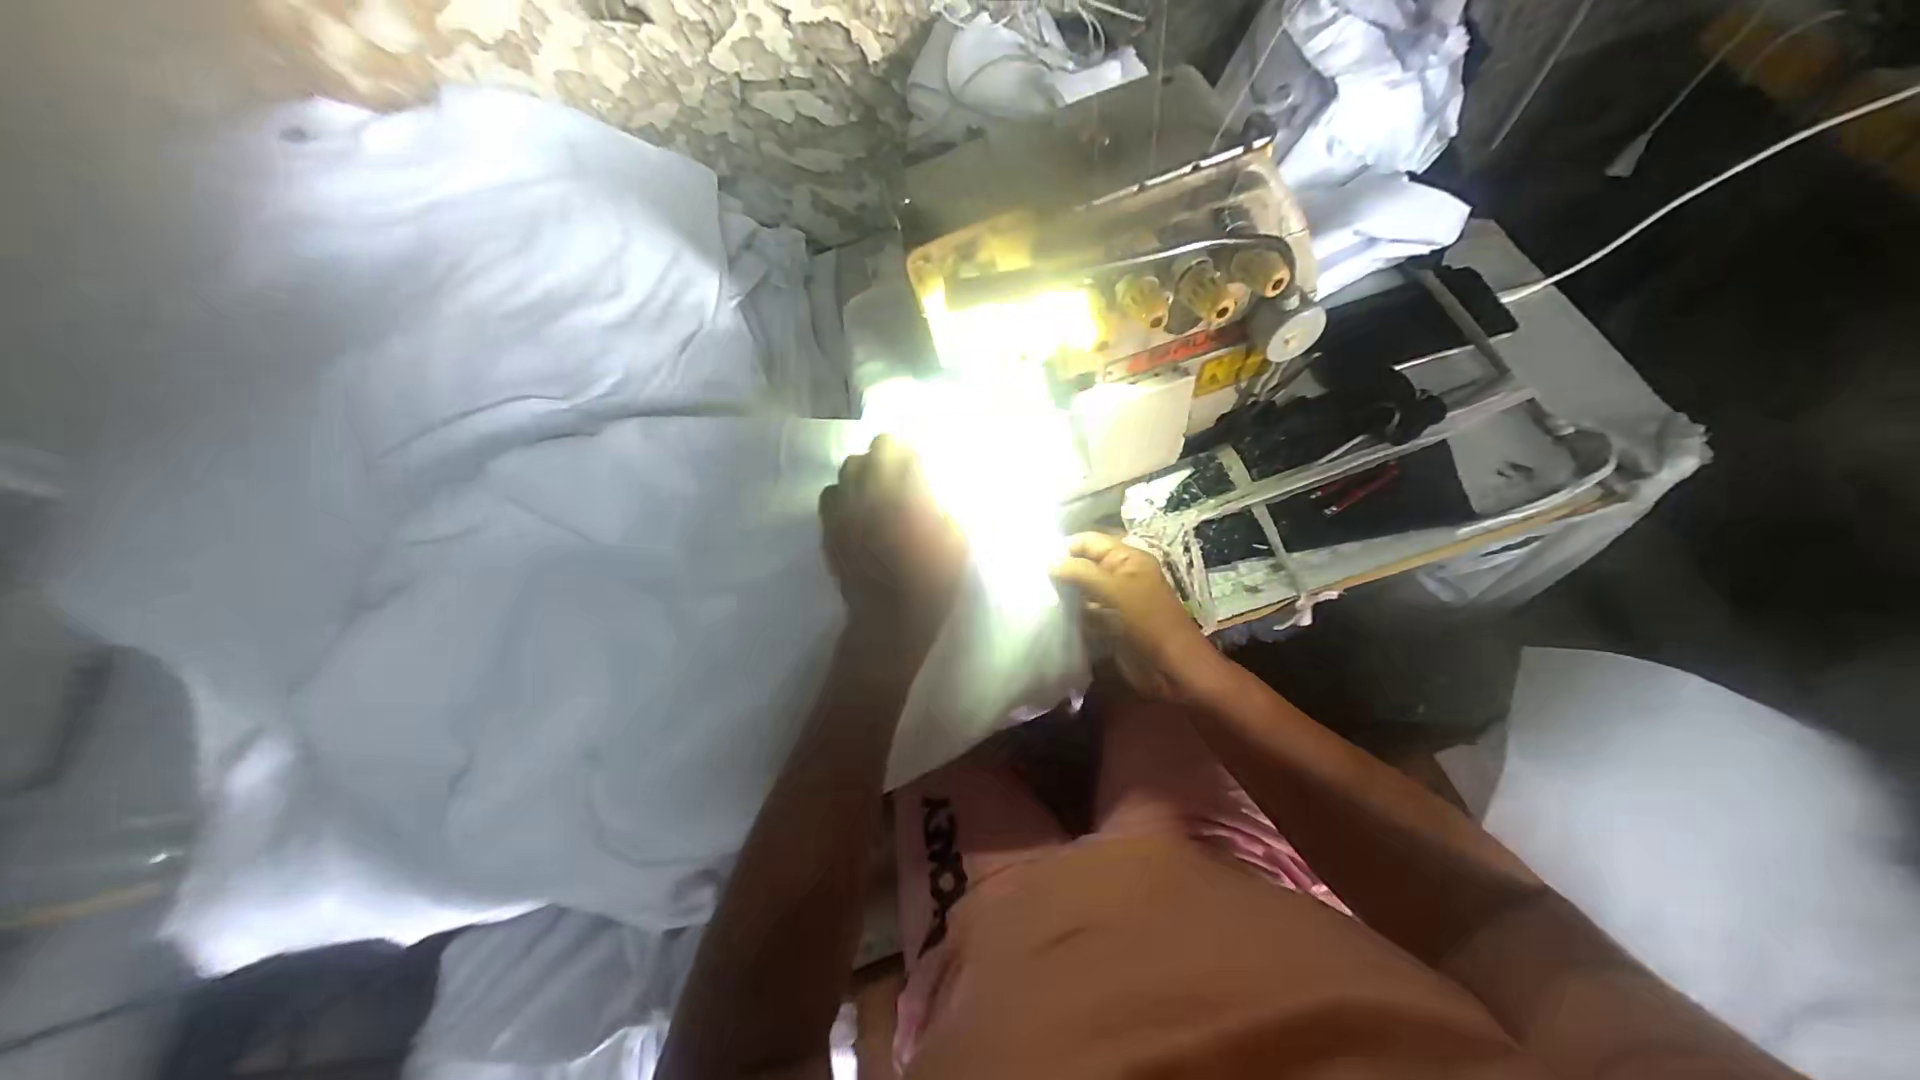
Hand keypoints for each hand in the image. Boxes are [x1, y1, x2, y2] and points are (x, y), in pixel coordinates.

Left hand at [819, 435, 967, 650]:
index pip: (895, 447)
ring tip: (875, 493)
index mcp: (903, 493)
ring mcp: (843, 512)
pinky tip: (857, 512)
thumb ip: (939, 507)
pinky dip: (843, 496)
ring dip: (862, 475)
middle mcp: (868, 494)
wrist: (891, 619)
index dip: (907, 454)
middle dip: (884, 459)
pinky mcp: (829, 530)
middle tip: (897, 478)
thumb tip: (924, 494)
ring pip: (845, 472)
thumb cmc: (932, 582)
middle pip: (867, 454)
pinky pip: (829, 497)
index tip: (916, 467)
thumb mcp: (956, 540)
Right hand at [1050, 532, 1220, 700]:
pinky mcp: (1109, 626)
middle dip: (1061, 571)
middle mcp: (1120, 576)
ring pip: (1082, 591)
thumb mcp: (1117, 590)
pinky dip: (1070, 616)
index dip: (1066, 547)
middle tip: (1032, 580)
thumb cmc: (1150, 622)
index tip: (1037, 559)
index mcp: (1128, 559)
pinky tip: (1050, 618)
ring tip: (1037, 598)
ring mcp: (1114, 602)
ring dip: (1063, 595)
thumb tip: (1050, 561)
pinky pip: (1085, 615)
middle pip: (1084, 565)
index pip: (1090, 541)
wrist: (1174, 668)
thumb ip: (1082, 572)